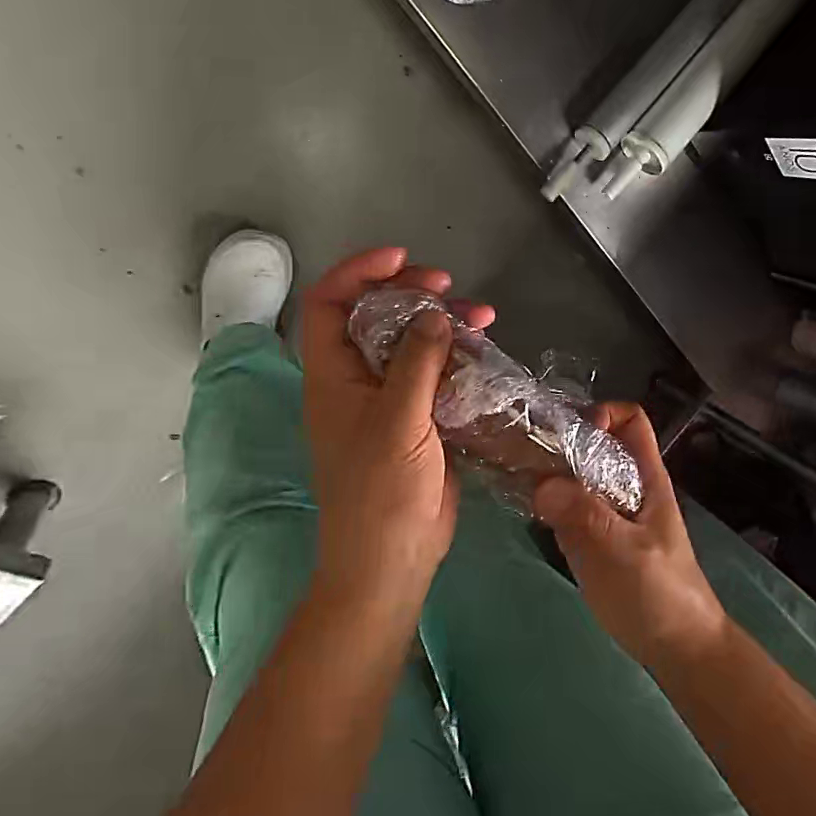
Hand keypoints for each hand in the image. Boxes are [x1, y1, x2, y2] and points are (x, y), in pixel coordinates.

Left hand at [300, 248, 494, 599]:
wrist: (394, 555)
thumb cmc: (381, 491)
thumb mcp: (398, 420)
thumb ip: (417, 362)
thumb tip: (434, 314)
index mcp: (333, 377)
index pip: (331, 306)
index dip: (359, 273)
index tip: (402, 259)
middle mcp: (358, 382)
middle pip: (376, 319)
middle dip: (411, 295)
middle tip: (449, 287)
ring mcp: (391, 402)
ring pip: (413, 345)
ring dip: (444, 326)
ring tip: (484, 317)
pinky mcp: (420, 420)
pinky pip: (437, 375)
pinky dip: (459, 358)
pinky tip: (485, 352)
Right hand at [532, 403, 730, 667]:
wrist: (679, 647)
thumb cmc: (659, 593)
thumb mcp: (622, 551)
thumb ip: (585, 516)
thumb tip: (541, 483)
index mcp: (647, 479)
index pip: (631, 423)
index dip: (603, 415)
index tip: (569, 435)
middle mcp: (627, 489)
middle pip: (597, 448)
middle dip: (563, 446)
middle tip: (521, 455)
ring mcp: (612, 516)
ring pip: (580, 480)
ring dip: (552, 478)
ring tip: (513, 479)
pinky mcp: (598, 543)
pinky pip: (571, 513)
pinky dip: (550, 509)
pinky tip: (529, 515)